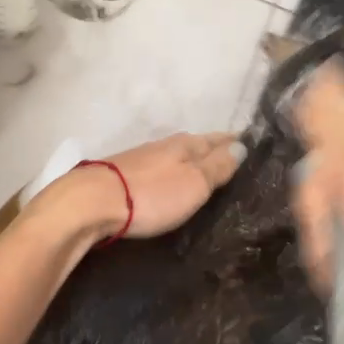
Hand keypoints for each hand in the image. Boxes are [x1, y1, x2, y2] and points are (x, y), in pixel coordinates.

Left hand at [31, 132, 246, 242]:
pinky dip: (171, 174)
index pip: (218, 139)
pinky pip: (159, 171)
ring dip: (191, 163)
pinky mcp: (125, 177)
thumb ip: (217, 166)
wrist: (92, 203)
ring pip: (176, 157)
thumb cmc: (152, 194)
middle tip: (233, 160)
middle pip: (196, 146)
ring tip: (206, 173)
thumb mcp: (194, 183)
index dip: (235, 142)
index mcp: (186, 144)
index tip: (251, 145)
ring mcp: (142, 160)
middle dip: (214, 151)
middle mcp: (165, 146)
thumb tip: (240, 147)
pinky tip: (172, 182)